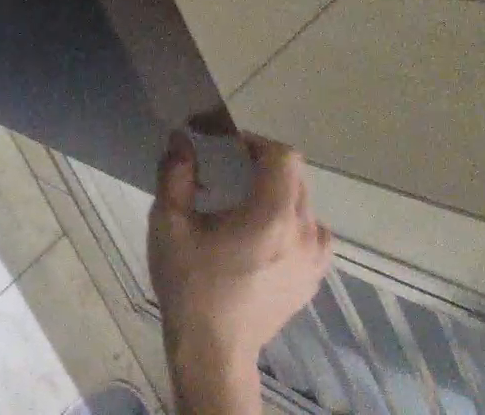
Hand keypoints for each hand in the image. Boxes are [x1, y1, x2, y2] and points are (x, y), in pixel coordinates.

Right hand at [150, 131, 331, 411]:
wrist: (213, 344)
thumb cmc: (187, 280)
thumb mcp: (167, 221)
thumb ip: (176, 175)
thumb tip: (181, 140)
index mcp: (271, 218)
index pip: (284, 158)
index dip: (254, 142)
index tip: (221, 146)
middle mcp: (305, 235)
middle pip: (295, 179)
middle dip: (258, 165)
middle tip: (219, 171)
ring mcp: (316, 260)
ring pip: (303, 206)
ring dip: (273, 193)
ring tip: (235, 204)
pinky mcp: (314, 278)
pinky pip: (308, 233)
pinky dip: (283, 220)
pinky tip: (250, 234)